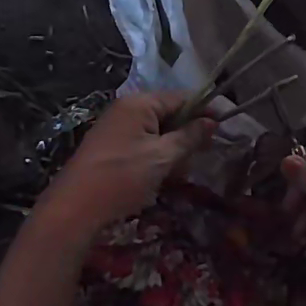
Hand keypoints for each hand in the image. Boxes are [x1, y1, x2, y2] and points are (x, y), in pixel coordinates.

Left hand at [37, 93, 215, 239]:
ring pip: (158, 131)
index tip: (230, 123)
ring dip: (174, 148)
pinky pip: (144, 143)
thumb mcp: (162, 157)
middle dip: (189, 132)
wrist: (75, 208)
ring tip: (181, 172)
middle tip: (206, 154)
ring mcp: (117, 127)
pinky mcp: (111, 147)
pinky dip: (158, 156)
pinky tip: (162, 177)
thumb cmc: (122, 177)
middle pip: (169, 113)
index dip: (207, 109)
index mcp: (139, 103)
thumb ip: (189, 137)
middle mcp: (127, 109)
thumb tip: (212, 122)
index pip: (182, 97)